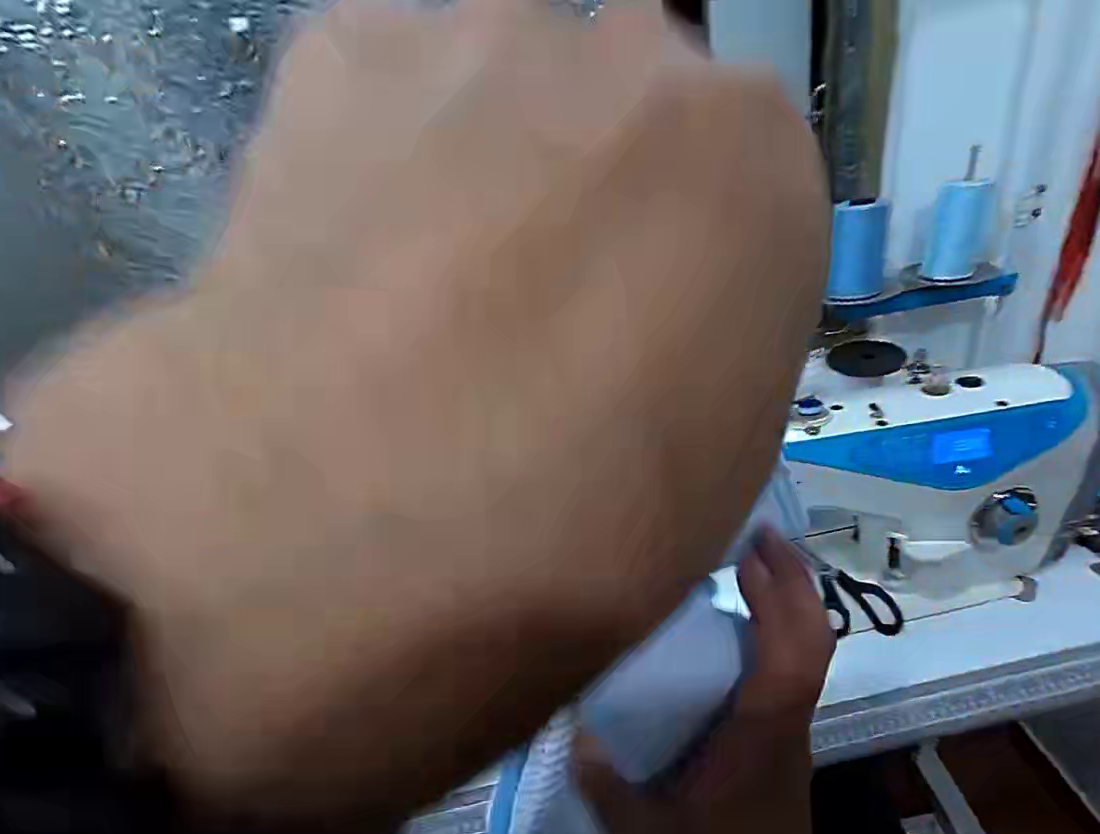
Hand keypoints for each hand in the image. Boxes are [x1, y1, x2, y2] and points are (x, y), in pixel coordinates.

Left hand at [1, 0, 826, 833]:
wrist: (372, 519)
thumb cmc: (605, 510)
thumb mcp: (728, 454)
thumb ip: (720, 344)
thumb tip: (662, 326)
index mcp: (762, 161)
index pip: (749, 211)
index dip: (702, 291)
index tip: (657, 355)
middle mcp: (643, 58)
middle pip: (641, 136)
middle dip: (615, 220)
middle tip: (555, 331)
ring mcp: (487, 32)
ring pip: (524, 107)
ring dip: (508, 187)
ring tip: (447, 313)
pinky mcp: (337, 47)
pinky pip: (404, 101)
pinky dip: (400, 170)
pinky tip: (372, 273)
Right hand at [575, 529, 834, 833]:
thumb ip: (605, 782)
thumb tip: (574, 723)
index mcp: (760, 741)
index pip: (791, 660)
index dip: (779, 599)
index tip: (750, 553)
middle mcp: (786, 724)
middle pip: (815, 640)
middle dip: (793, 580)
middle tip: (755, 535)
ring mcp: (792, 728)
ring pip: (811, 650)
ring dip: (790, 599)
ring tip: (751, 561)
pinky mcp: (785, 735)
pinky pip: (792, 666)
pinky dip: (778, 627)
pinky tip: (739, 618)